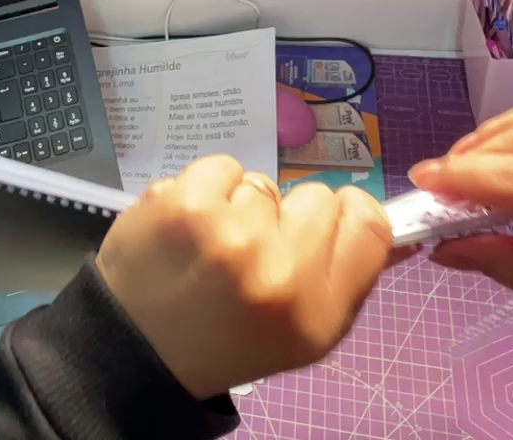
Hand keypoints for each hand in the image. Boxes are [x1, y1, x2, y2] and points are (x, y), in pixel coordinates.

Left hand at [96, 156, 406, 397]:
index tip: (321, 225)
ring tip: (214, 244)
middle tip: (254, 248)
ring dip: (242, 205)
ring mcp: (228, 231)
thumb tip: (372, 213)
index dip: (349, 214)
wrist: (139, 346)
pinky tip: (190, 223)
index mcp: (318, 312)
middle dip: (289, 215)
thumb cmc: (229, 336)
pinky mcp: (183, 202)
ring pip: (263, 183)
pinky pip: (222, 166)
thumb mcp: (302, 330)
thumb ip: (343, 272)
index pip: (368, 223)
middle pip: (318, 195)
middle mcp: (279, 270)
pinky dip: (208, 187)